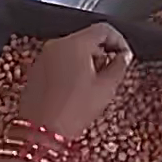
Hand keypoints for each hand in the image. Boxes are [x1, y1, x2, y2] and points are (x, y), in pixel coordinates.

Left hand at [17, 23, 131, 138]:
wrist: (40, 133)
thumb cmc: (75, 109)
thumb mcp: (106, 88)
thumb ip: (119, 66)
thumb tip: (123, 56)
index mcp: (76, 43)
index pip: (103, 29)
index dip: (119, 40)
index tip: (126, 55)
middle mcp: (57, 44)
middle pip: (87, 38)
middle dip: (103, 52)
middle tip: (113, 71)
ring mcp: (44, 56)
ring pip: (72, 49)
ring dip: (88, 60)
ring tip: (96, 82)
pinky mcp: (36, 70)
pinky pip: (60, 60)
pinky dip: (72, 67)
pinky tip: (78, 88)